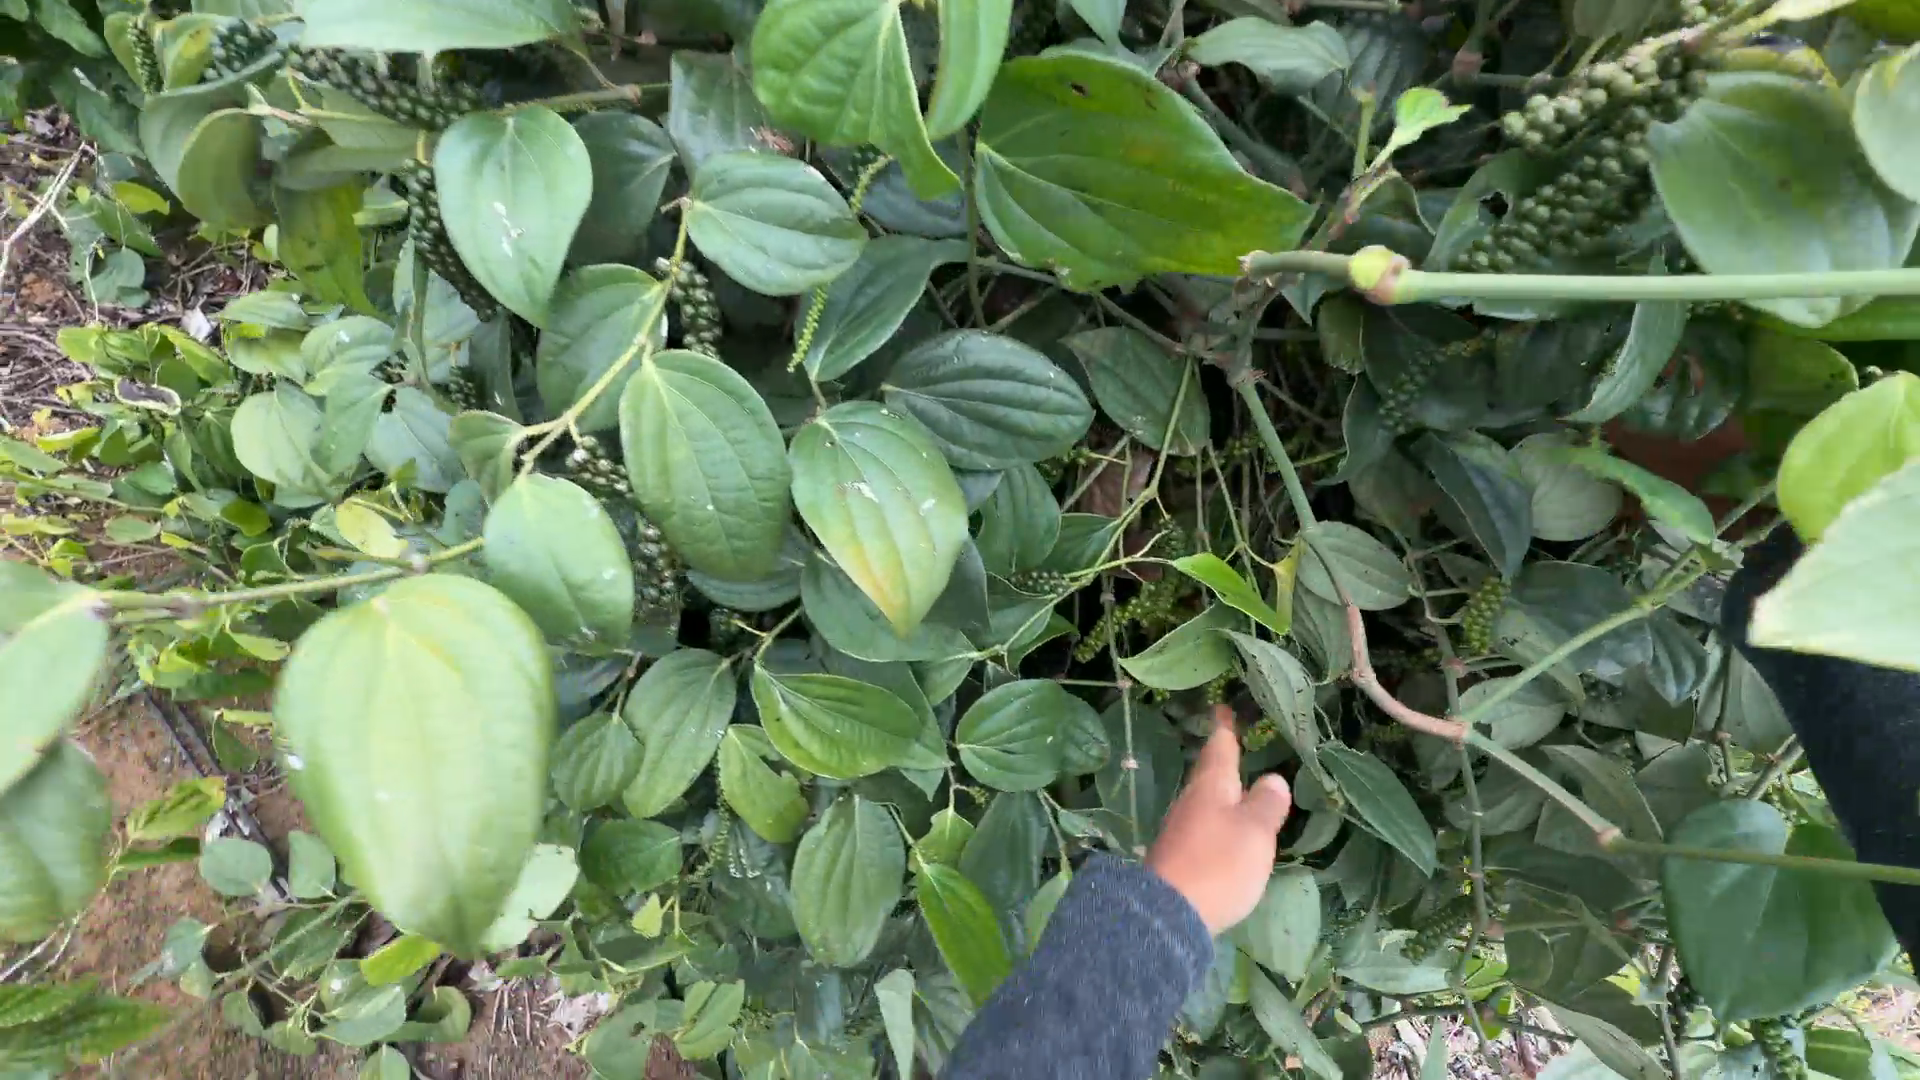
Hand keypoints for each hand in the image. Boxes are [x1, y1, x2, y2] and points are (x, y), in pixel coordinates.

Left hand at [1145, 706, 1292, 935]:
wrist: (1168, 912)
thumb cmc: (1217, 864)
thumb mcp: (1253, 833)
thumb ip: (1265, 805)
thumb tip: (1271, 778)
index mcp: (1210, 787)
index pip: (1219, 748)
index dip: (1223, 728)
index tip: (1222, 706)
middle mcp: (1192, 800)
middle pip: (1209, 772)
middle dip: (1221, 757)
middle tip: (1232, 740)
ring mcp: (1182, 827)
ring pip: (1205, 798)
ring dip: (1220, 787)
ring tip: (1235, 781)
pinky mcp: (1180, 854)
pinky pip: (1203, 823)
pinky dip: (1217, 815)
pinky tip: (1225, 827)